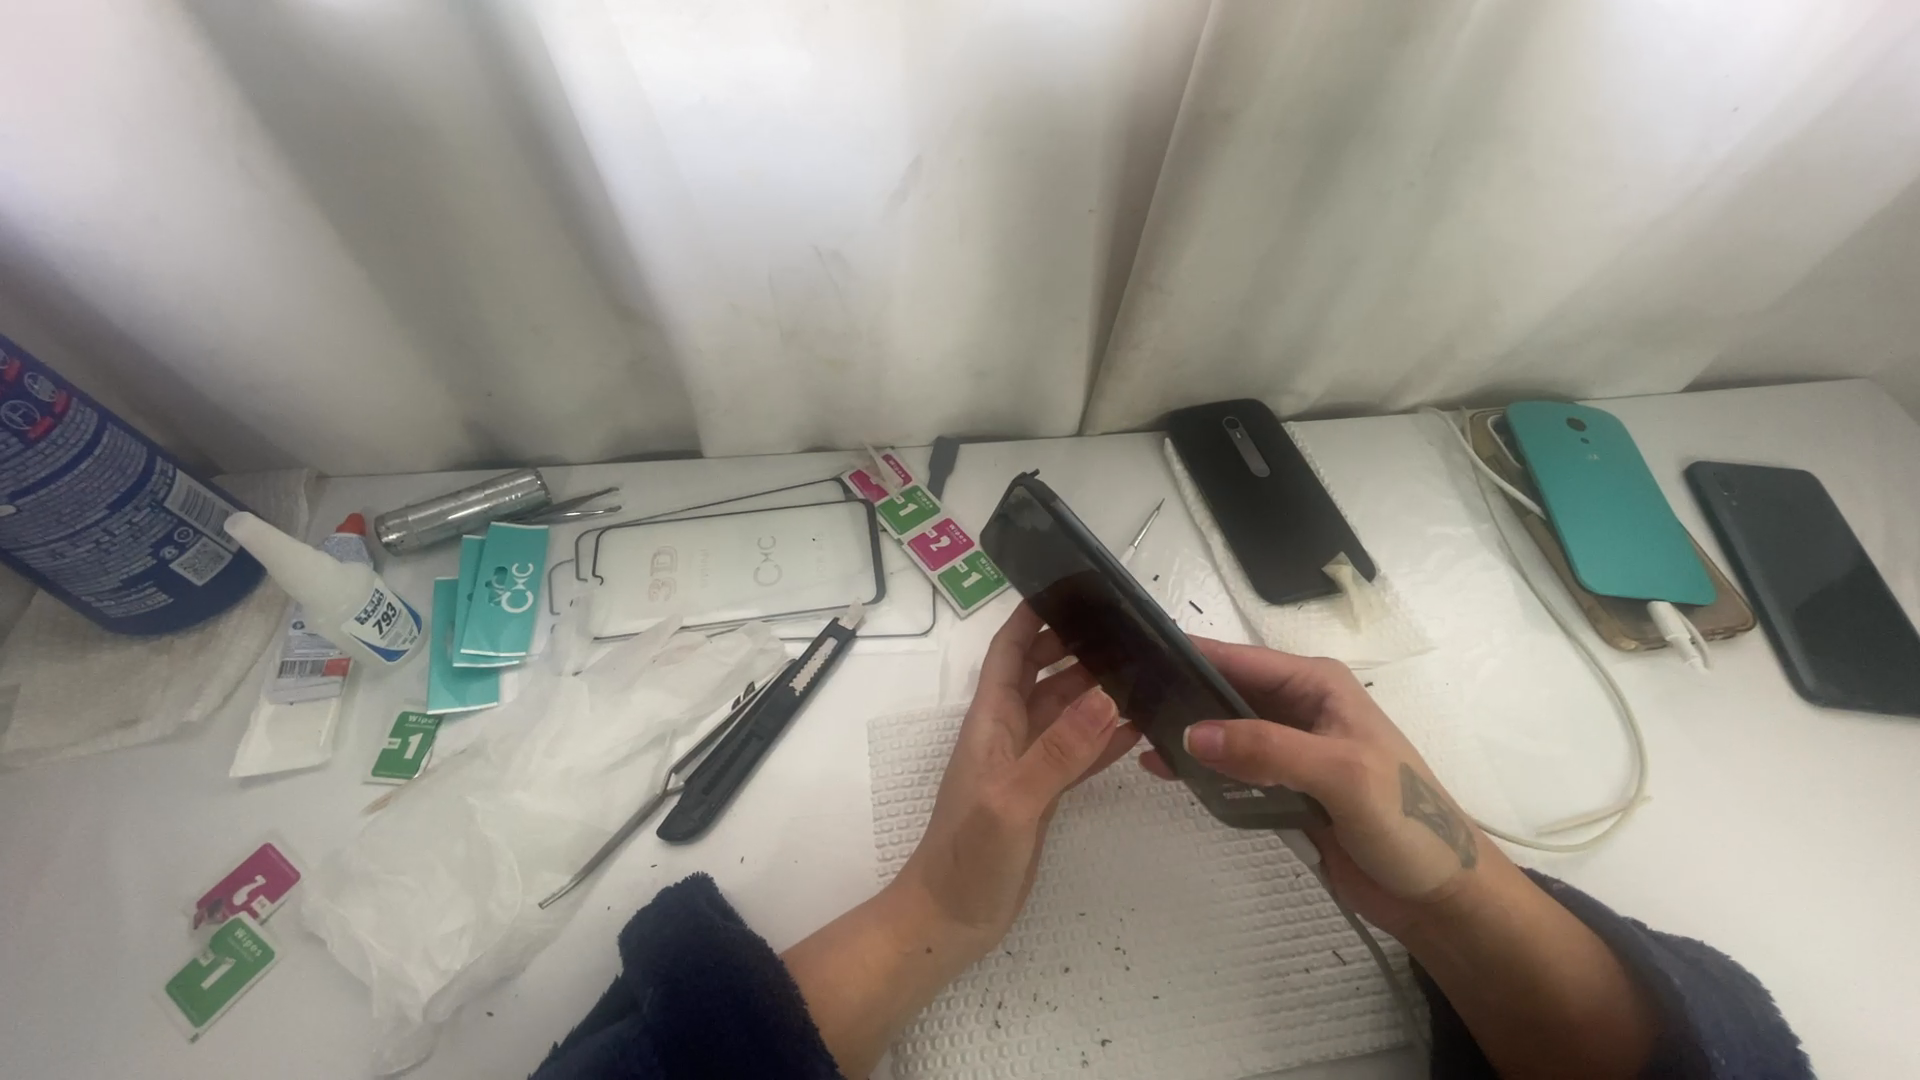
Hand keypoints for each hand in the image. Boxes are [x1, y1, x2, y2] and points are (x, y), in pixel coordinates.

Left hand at [892, 603, 1141, 950]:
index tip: (1069, 591)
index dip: (1032, 618)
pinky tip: (1138, 726)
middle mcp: (1008, 731)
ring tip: (1141, 669)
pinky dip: (1103, 736)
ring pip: (1063, 710)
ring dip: (1094, 690)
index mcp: (991, 720)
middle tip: (1124, 630)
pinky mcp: (1043, 791)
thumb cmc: (969, 855)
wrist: (953, 919)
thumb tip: (1106, 696)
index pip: (1009, 652)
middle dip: (1074, 647)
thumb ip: (1058, 751)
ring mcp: (1027, 761)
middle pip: (1041, 672)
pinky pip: (1077, 751)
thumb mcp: (1013, 800)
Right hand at [1138, 638, 1483, 936]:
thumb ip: (1267, 749)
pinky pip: (1229, 765)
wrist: (1439, 897)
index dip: (1189, 654)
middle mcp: (1298, 707)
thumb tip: (1191, 733)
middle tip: (1124, 701)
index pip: (1239, 659)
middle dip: (1180, 693)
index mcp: (1316, 685)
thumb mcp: (1340, 775)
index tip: (1136, 655)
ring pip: (1223, 727)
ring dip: (1186, 732)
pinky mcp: (1280, 784)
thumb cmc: (1406, 821)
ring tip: (1134, 734)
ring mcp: (1288, 746)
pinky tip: (1162, 769)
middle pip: (1225, 689)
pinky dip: (1198, 765)